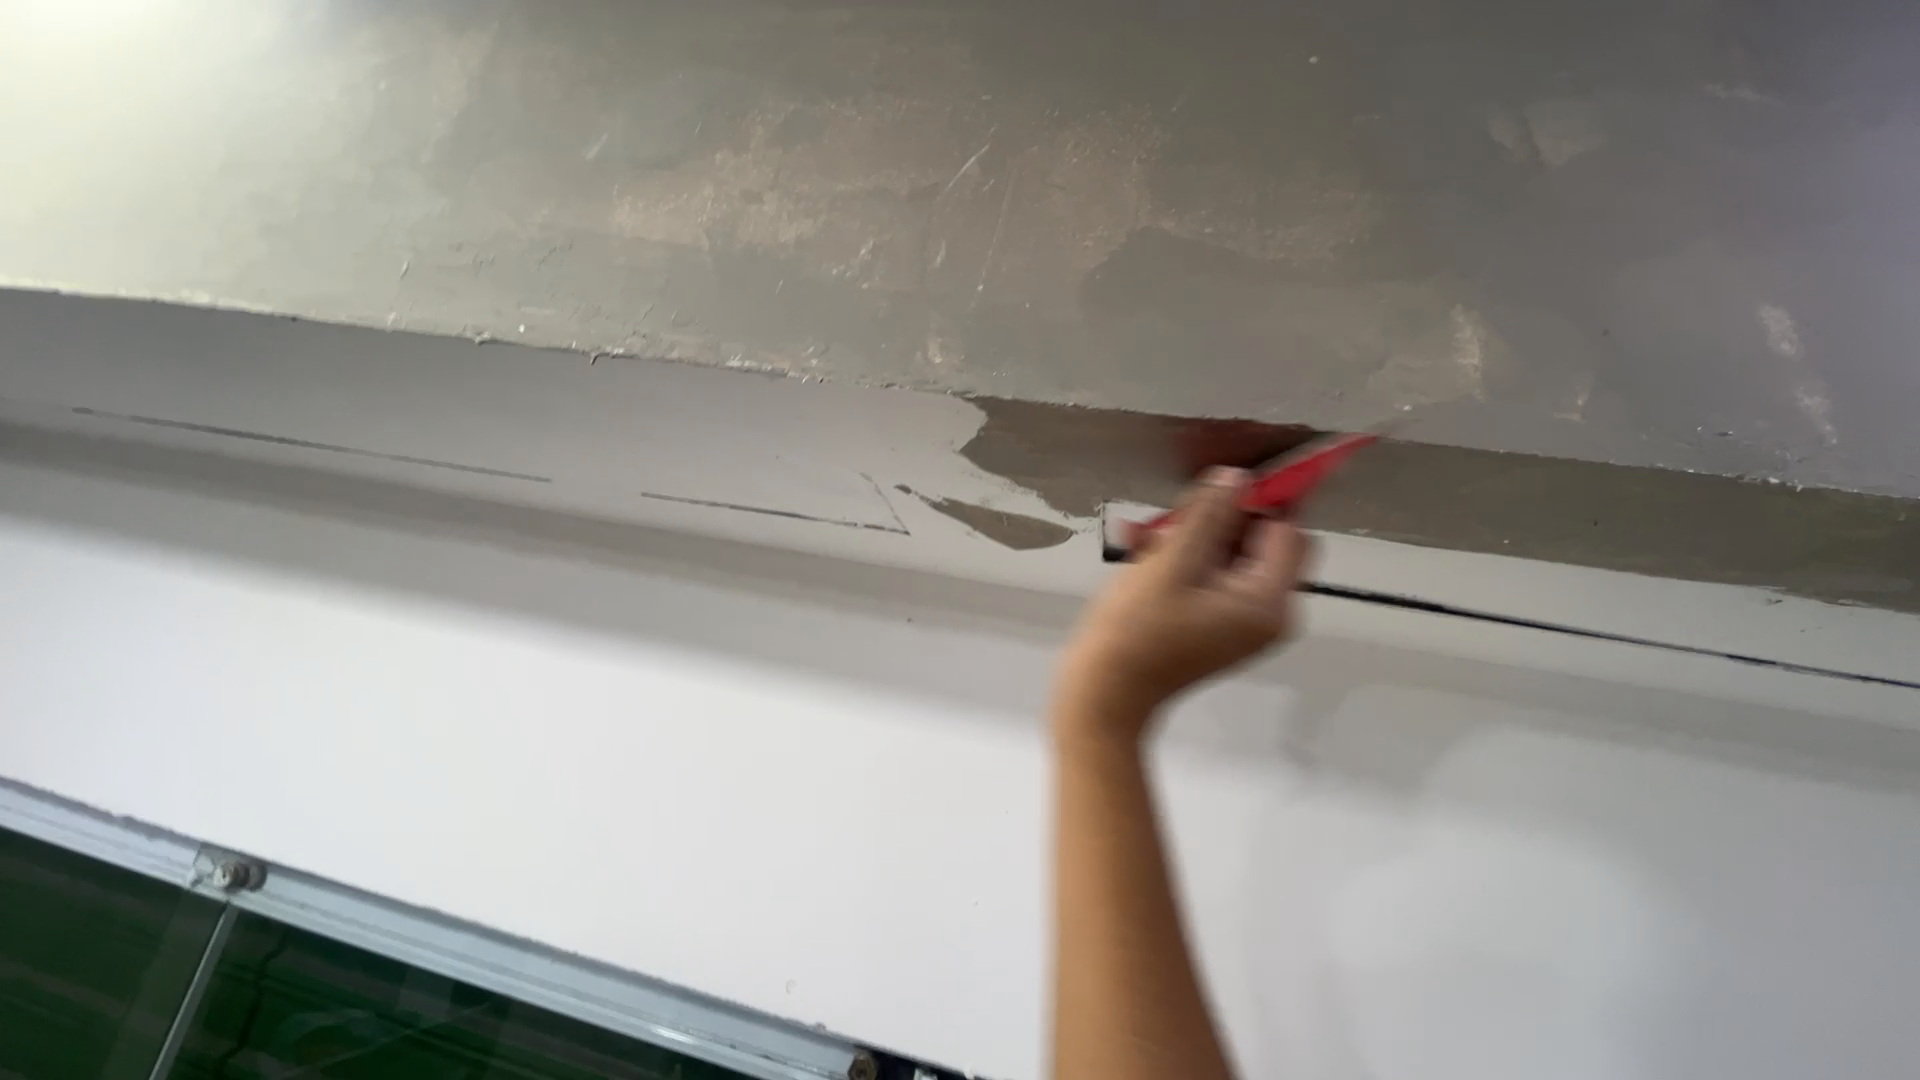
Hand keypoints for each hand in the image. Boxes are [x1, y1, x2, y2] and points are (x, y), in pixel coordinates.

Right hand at [1056, 468, 1313, 741]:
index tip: (1206, 499)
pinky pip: (1209, 579)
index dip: (1253, 505)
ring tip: (1141, 539)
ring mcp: (1239, 624)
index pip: (1288, 531)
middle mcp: (1267, 613)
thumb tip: (1239, 477)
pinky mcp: (1213, 628)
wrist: (1104, 694)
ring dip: (1188, 540)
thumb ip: (1210, 515)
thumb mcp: (1172, 561)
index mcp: (1268, 601)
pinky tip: (1140, 554)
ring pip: (1228, 557)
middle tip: (1165, 524)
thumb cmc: (1136, 628)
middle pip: (1259, 543)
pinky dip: (1180, 563)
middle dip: (1213, 523)